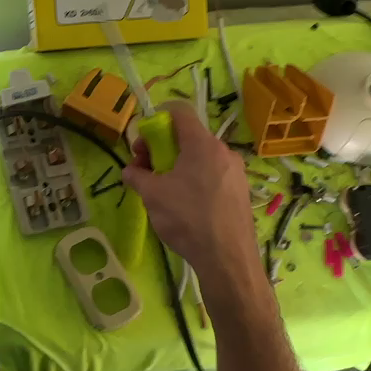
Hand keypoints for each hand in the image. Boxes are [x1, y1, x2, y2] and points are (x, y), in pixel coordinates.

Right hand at [122, 102, 256, 271]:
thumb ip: (136, 176)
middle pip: (188, 136)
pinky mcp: (240, 191)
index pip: (179, 112)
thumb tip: (129, 171)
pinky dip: (194, 179)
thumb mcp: (152, 194)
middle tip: (145, 168)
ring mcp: (235, 172)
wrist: (227, 258)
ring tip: (162, 190)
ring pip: (200, 157)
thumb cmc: (187, 218)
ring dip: (177, 165)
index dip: (157, 118)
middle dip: (162, 147)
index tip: (143, 140)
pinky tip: (184, 204)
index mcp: (202, 144)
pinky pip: (212, 174)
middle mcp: (223, 151)